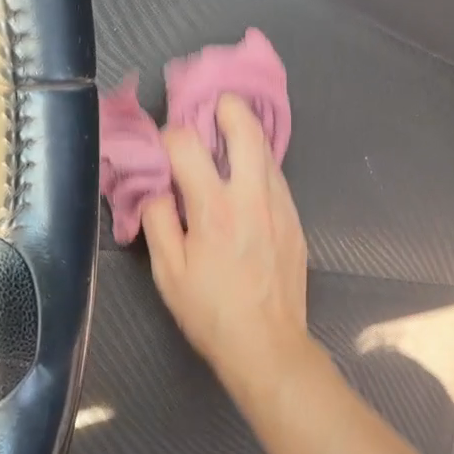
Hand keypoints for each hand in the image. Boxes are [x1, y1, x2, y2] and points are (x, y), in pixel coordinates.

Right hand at [140, 95, 313, 386]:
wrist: (267, 345)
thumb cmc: (210, 313)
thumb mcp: (168, 272)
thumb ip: (157, 222)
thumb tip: (158, 190)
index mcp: (214, 208)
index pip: (187, 144)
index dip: (169, 136)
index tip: (163, 148)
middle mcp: (253, 197)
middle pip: (245, 127)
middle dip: (225, 107)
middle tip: (210, 109)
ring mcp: (281, 207)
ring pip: (267, 150)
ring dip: (245, 137)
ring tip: (225, 144)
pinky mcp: (295, 222)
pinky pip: (277, 180)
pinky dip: (259, 169)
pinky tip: (245, 185)